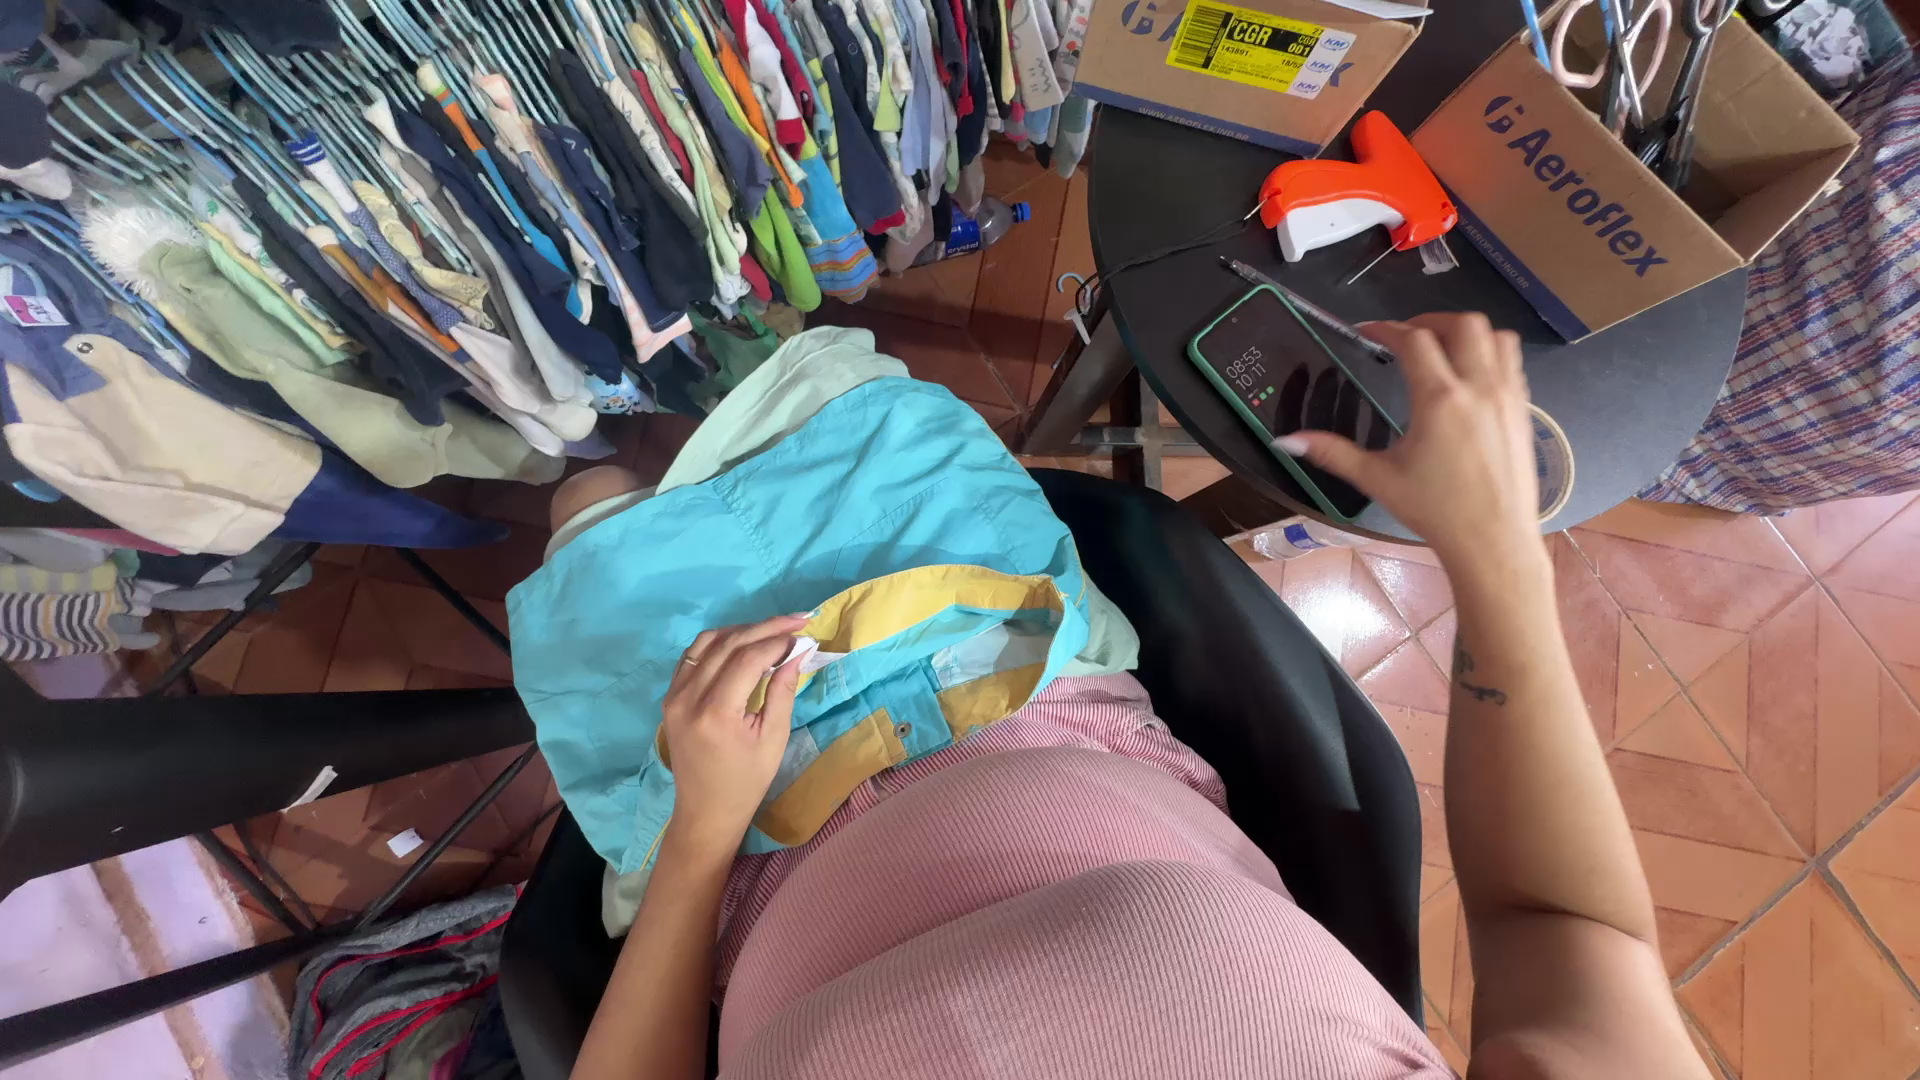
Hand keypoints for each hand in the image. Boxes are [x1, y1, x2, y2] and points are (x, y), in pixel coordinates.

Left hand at [660, 615, 807, 852]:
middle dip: (766, 628)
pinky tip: (743, 642)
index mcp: (716, 713)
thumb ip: (783, 691)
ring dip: (742, 630)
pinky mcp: (670, 696)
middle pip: (729, 643)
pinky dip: (719, 642)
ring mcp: (674, 695)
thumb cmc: (747, 781)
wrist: (706, 811)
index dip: (778, 641)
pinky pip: (693, 655)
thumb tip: (797, 652)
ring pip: (708, 642)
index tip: (804, 636)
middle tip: (797, 620)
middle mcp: (688, 697)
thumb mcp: (774, 738)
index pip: (749, 658)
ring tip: (773, 631)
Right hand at [1275, 313, 1543, 578]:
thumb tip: (1287, 440)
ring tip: (1439, 348)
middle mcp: (1478, 388)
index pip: (1414, 341)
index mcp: (1439, 400)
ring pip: (1497, 336)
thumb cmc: (1432, 509)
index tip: (1367, 331)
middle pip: (1463, 324)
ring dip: (1466, 332)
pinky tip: (1467, 375)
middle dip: (1430, 321)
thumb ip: (1331, 452)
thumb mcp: (1376, 478)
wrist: (1492, 538)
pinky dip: (1489, 352)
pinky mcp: (1523, 409)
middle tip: (1404, 335)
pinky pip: (1512, 361)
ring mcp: (1508, 396)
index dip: (1387, 328)